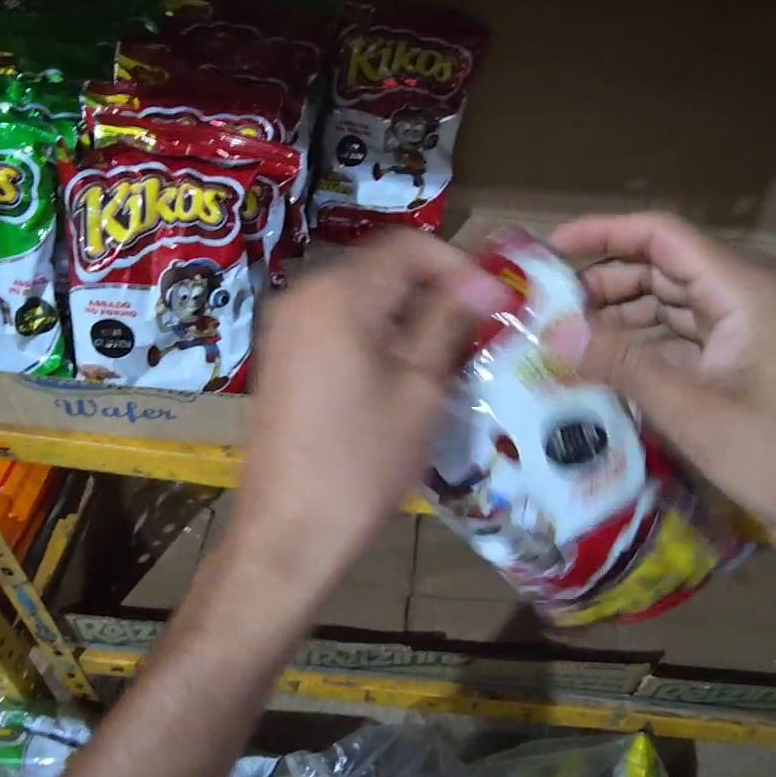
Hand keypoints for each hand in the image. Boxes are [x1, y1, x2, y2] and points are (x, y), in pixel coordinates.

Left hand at [224, 230, 505, 596]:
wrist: (289, 532)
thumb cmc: (363, 462)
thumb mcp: (420, 388)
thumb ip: (448, 320)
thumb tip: (485, 280)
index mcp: (338, 293)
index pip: (408, 244)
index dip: (458, 264)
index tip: (494, 302)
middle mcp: (303, 294)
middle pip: (382, 266)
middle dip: (434, 289)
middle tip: (476, 331)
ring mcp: (285, 326)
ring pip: (361, 296)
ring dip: (407, 314)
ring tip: (446, 357)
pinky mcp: (281, 357)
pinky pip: (337, 323)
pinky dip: (375, 333)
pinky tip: (401, 375)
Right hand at [548, 213, 775, 553]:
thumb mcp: (693, 408)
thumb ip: (622, 364)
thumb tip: (552, 334)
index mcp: (742, 291)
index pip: (662, 236)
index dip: (603, 233)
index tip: (548, 251)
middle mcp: (741, 303)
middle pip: (660, 270)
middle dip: (602, 283)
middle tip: (543, 309)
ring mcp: (741, 340)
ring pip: (666, 310)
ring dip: (617, 320)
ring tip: (561, 340)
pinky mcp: (737, 375)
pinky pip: (678, 347)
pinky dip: (639, 353)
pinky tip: (599, 371)